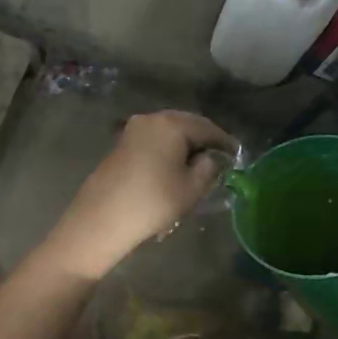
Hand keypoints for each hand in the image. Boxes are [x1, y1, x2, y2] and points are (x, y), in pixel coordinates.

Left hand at [46, 111, 236, 278]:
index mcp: (171, 124)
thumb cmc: (153, 202)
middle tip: (219, 156)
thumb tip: (210, 157)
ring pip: (167, 132)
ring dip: (184, 145)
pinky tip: (173, 167)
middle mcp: (150, 119)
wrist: (102, 219)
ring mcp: (132, 131)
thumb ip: (208, 167)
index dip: (223, 141)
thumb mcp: (191, 188)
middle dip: (203, 139)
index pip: (206, 127)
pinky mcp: (120, 145)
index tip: (236, 154)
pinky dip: (167, 150)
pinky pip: (152, 141)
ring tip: (197, 164)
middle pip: (185, 125)